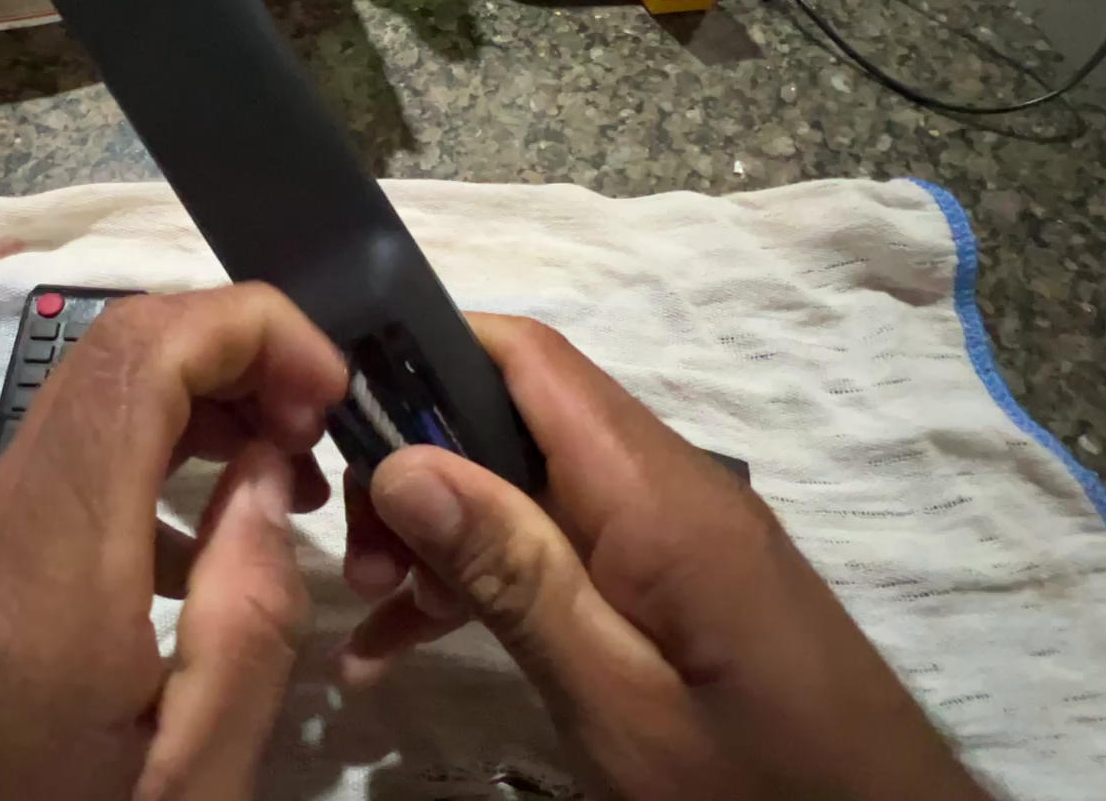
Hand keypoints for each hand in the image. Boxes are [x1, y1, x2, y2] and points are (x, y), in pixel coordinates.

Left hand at [0, 284, 347, 800]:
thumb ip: (252, 615)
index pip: (138, 356)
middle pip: (115, 354)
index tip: (326, 388)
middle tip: (312, 427)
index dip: (249, 329)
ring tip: (279, 472)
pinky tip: (199, 537)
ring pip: (94, 399)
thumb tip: (264, 470)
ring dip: (200, 400)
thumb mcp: (197, 785)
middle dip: (237, 354)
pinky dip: (152, 453)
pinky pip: (67, 462)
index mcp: (42, 577)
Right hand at [339, 315, 989, 800]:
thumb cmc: (758, 791)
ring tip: (375, 601)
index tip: (347, 404)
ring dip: (435, 528)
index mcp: (649, 486)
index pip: (529, 358)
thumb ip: (514, 574)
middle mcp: (650, 479)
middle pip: (503, 418)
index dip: (433, 349)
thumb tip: (404, 464)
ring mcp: (649, 526)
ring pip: (509, 483)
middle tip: (360, 554)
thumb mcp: (616, 698)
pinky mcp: (648, 569)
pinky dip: (473, 575)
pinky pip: (542, 544)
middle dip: (416, 466)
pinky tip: (401, 638)